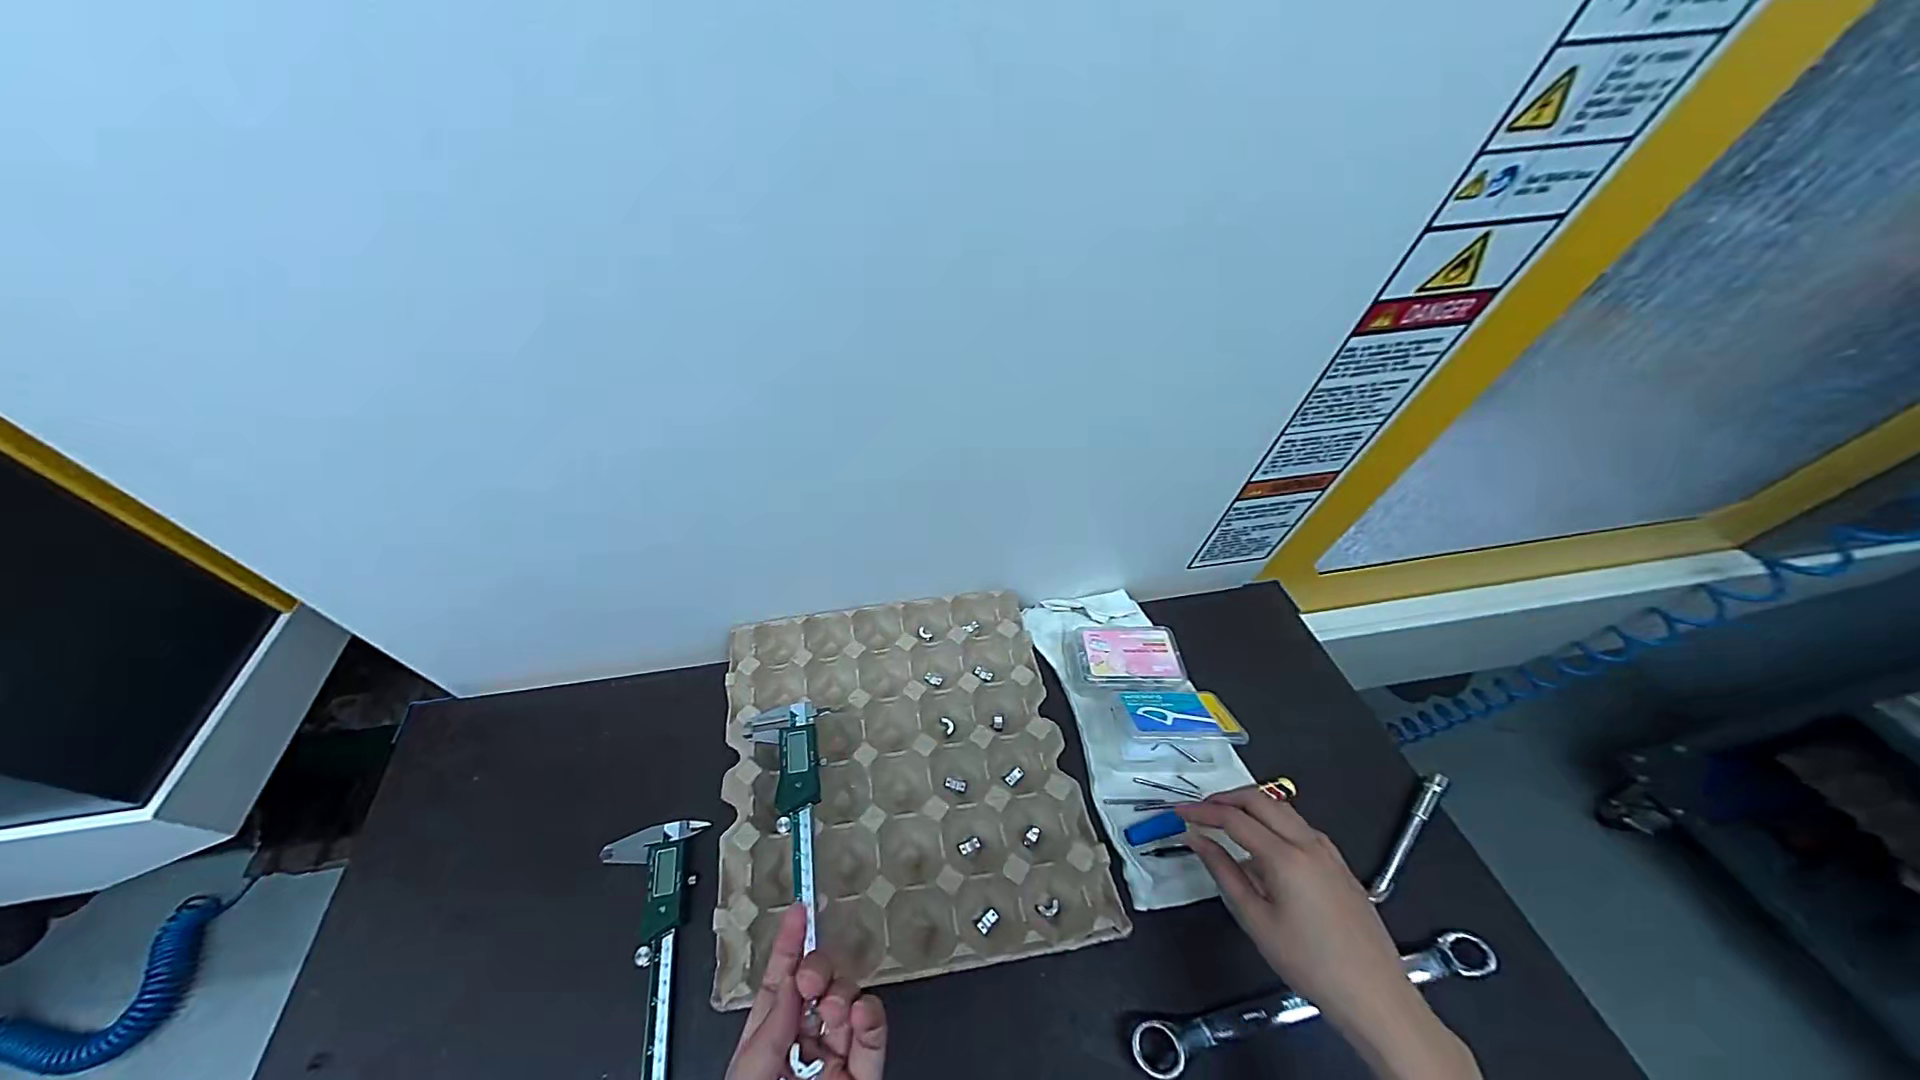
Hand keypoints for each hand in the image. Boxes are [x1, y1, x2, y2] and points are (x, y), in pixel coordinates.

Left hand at [725, 904, 887, 1079]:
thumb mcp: (748, 1076)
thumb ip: (770, 1031)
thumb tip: (793, 982)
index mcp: (767, 1045)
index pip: (780, 981)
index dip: (790, 943)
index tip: (799, 909)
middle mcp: (802, 1047)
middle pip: (818, 985)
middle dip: (818, 969)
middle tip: (810, 979)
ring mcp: (835, 1059)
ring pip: (848, 1003)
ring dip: (843, 995)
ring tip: (833, 1009)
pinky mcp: (864, 1075)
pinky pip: (874, 1037)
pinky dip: (872, 1017)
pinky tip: (860, 1013)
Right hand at [1176, 788, 1478, 1079]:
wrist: (1374, 995)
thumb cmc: (1310, 963)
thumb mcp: (1256, 920)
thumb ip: (1224, 872)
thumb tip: (1198, 840)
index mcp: (1286, 857)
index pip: (1234, 818)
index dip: (1202, 811)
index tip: (1180, 812)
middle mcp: (1309, 844)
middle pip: (1259, 799)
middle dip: (1225, 798)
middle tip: (1200, 810)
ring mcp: (1328, 852)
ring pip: (1281, 809)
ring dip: (1249, 807)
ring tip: (1224, 822)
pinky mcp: (1339, 864)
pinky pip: (1298, 826)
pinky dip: (1272, 822)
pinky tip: (1261, 846)